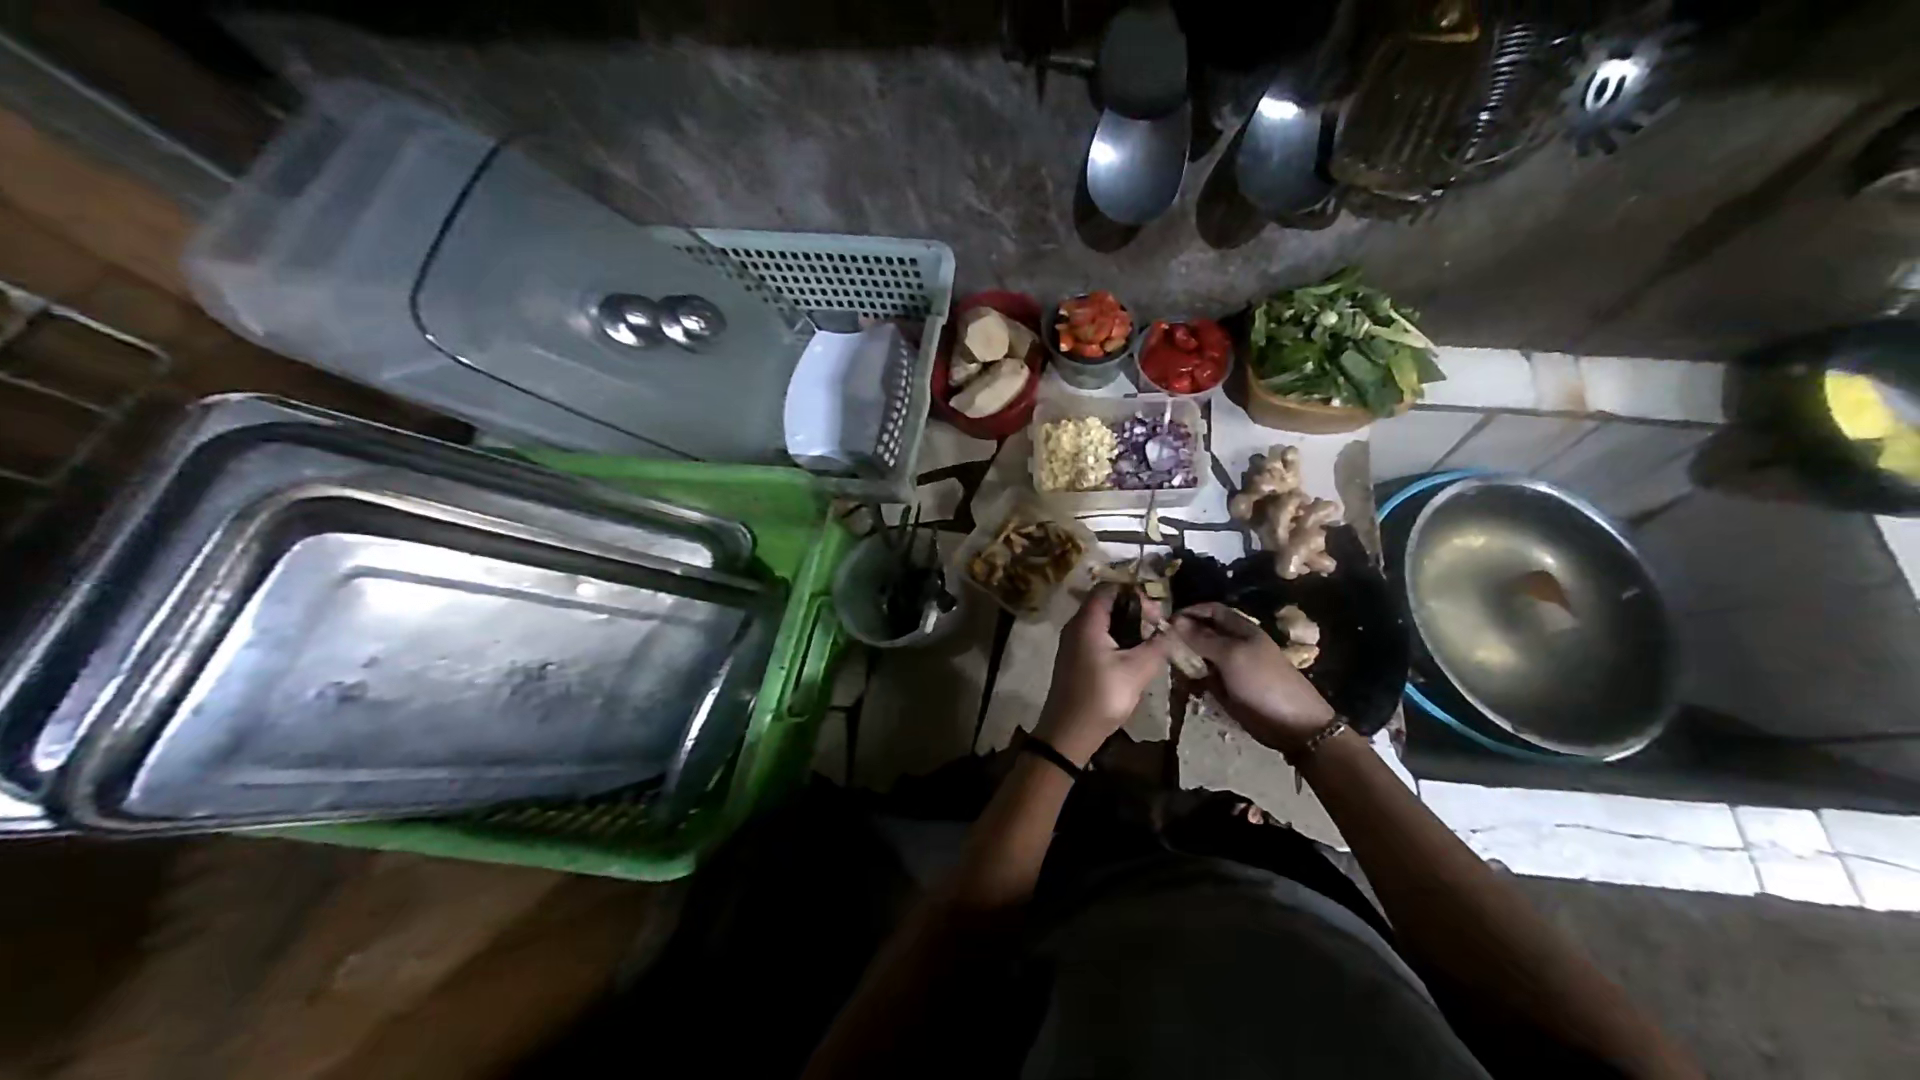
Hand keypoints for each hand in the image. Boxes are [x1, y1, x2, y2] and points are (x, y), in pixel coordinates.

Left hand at [1035, 585, 1172, 765]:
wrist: (1068, 732)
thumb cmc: (1101, 696)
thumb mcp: (1137, 670)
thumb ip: (1158, 645)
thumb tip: (1175, 627)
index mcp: (1086, 622)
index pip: (1108, 587)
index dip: (1134, 593)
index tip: (1156, 612)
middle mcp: (1075, 626)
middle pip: (1106, 603)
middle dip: (1134, 609)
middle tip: (1157, 628)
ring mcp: (1073, 642)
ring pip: (1103, 621)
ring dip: (1127, 626)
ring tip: (1150, 643)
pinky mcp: (1075, 658)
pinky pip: (1097, 637)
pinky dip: (1117, 639)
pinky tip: (1133, 657)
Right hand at [1171, 602, 1335, 753]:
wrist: (1292, 724)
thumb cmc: (1263, 681)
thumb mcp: (1231, 655)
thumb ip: (1202, 638)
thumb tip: (1175, 621)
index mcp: (1241, 629)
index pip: (1211, 610)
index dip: (1190, 612)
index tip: (1166, 621)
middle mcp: (1234, 644)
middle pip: (1203, 632)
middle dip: (1183, 636)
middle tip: (1160, 644)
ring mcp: (1230, 667)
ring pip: (1200, 656)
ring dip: (1184, 659)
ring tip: (1167, 664)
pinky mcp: (1226, 688)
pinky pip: (1203, 678)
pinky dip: (1192, 678)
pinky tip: (1181, 683)